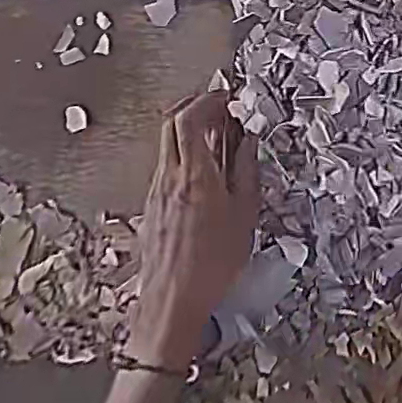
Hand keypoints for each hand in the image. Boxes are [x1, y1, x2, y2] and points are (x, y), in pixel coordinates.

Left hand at [123, 91, 259, 369]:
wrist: (172, 304)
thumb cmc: (212, 265)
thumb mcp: (244, 213)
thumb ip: (246, 170)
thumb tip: (249, 141)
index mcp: (194, 174)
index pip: (189, 118)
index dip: (208, 99)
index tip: (227, 98)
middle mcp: (169, 176)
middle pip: (171, 122)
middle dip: (196, 105)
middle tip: (220, 106)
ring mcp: (157, 190)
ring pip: (167, 142)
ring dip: (190, 128)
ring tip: (218, 136)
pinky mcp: (152, 204)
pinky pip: (167, 163)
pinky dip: (185, 151)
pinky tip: (204, 167)